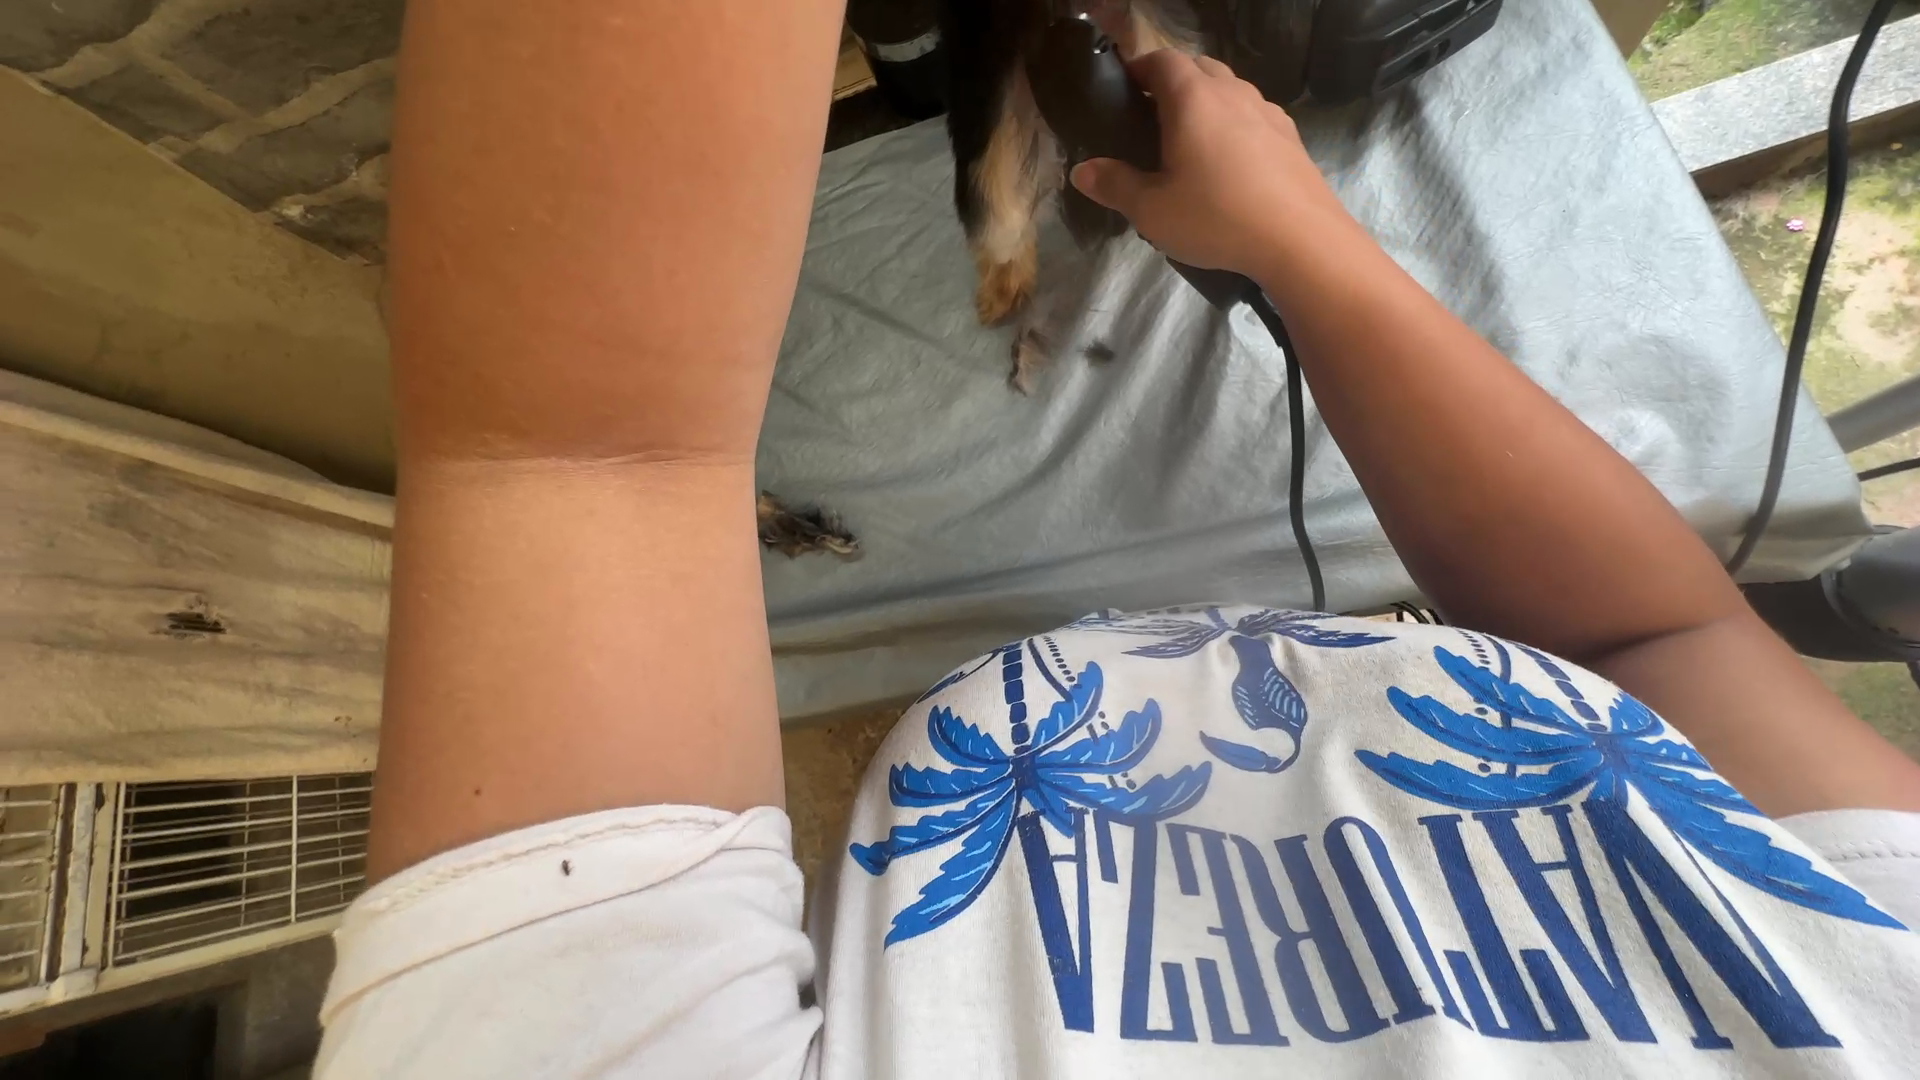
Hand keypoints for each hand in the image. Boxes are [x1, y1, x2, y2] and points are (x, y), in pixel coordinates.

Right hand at [1069, 50, 1357, 279]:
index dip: (1139, 68)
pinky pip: (1253, 117)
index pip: (1162, 61)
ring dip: (1206, 102)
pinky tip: (1228, 162)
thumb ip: (1115, 185)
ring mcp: (1266, 112)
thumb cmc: (1215, 217)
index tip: (1124, 86)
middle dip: (1172, 82)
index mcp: (1192, 99)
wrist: (1297, 237)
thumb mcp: (1152, 210)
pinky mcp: (1289, 137)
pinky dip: (1233, 126)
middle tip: (1151, 114)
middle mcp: (1232, 93)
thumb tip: (1081, 171)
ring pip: (1230, 90)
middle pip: (1199, 68)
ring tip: (1189, 139)